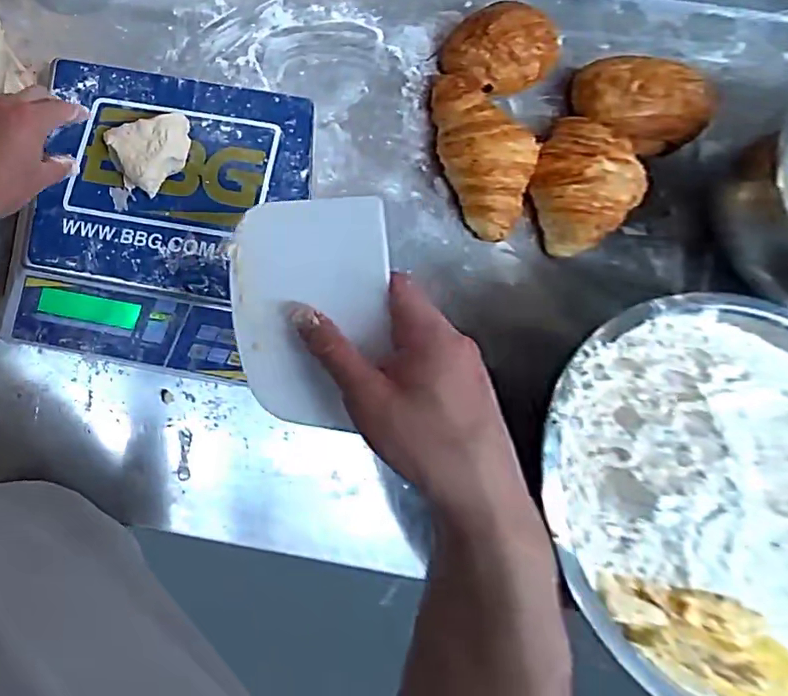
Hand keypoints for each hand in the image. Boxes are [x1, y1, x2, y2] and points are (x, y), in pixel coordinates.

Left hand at [0, 86, 85, 249]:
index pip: (60, 108)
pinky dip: (10, 114)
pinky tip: (11, 133)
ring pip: (15, 98)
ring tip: (35, 124)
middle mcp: (10, 107)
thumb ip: (58, 167)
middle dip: (52, 102)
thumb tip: (69, 162)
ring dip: (29, 105)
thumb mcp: (38, 180)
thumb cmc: (4, 188)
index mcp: (32, 118)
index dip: (74, 112)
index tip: (82, 115)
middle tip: (60, 117)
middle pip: (37, 94)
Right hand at [292, 274, 530, 531]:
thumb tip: (303, 313)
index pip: (398, 285)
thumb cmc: (425, 444)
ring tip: (352, 363)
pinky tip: (384, 393)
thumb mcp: (366, 396)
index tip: (333, 291)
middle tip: (332, 329)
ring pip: (417, 341)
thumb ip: (333, 351)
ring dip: (385, 347)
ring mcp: (468, 370)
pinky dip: (403, 367)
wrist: (484, 503)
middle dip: (368, 319)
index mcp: (435, 334)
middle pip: (406, 312)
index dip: (364, 283)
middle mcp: (457, 344)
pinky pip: (429, 364)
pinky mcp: (470, 395)